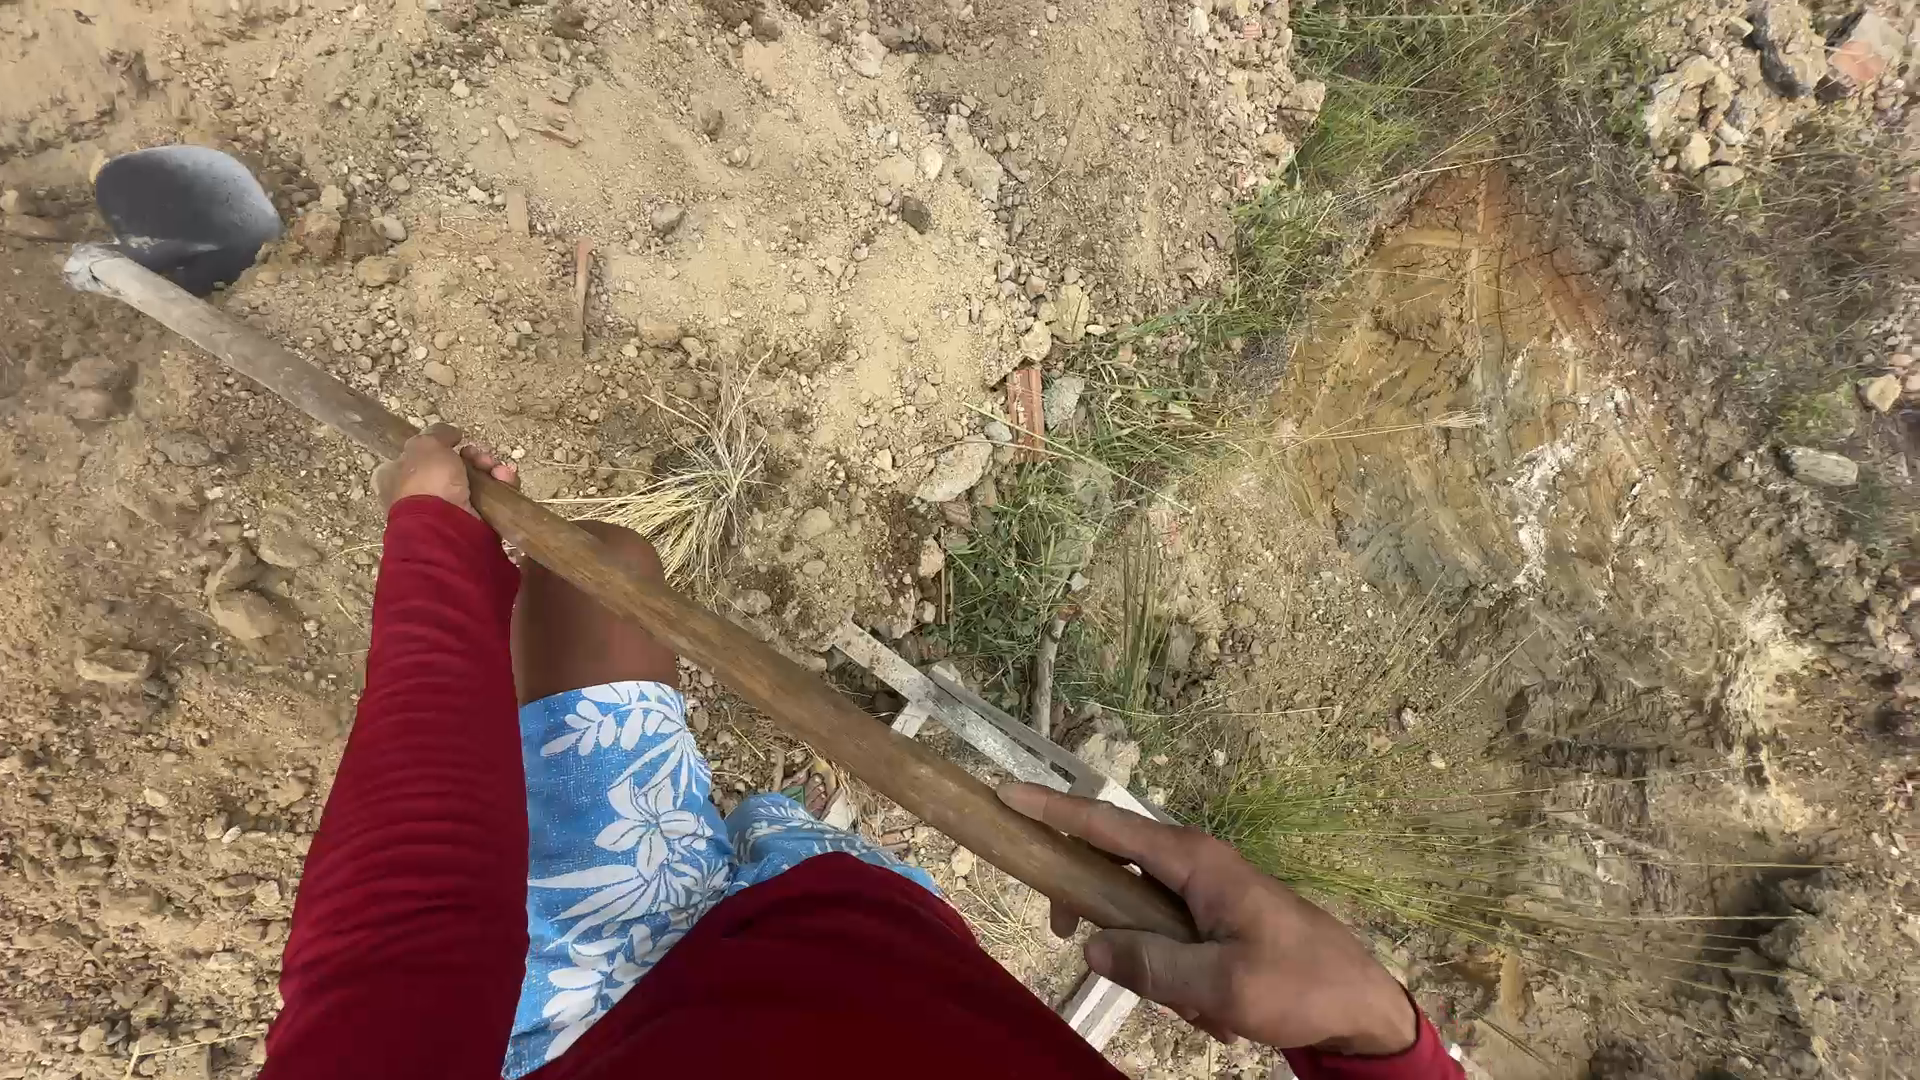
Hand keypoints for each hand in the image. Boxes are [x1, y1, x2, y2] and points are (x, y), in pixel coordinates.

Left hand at [372, 424, 517, 516]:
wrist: (447, 524)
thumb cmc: (427, 482)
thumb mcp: (425, 445)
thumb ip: (438, 433)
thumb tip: (451, 432)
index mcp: (397, 477)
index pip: (420, 457)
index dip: (441, 448)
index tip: (456, 442)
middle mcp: (422, 493)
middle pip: (454, 467)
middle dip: (473, 458)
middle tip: (480, 456)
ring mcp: (451, 508)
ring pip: (477, 480)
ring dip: (490, 469)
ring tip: (496, 469)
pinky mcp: (477, 519)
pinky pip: (494, 496)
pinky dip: (502, 484)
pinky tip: (505, 477)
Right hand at [997, 783, 1416, 1054]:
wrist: (1361, 1003)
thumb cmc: (1297, 982)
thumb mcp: (1222, 985)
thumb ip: (1151, 964)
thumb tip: (1089, 944)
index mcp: (1190, 858)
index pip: (1105, 824)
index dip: (1054, 808)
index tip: (1008, 793)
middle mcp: (1189, 858)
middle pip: (1111, 859)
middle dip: (1087, 897)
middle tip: (1069, 936)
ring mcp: (1200, 883)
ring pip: (1135, 902)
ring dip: (1140, 950)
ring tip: (1187, 1006)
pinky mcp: (1208, 908)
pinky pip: (1163, 926)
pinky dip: (1168, 966)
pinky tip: (1206, 1011)